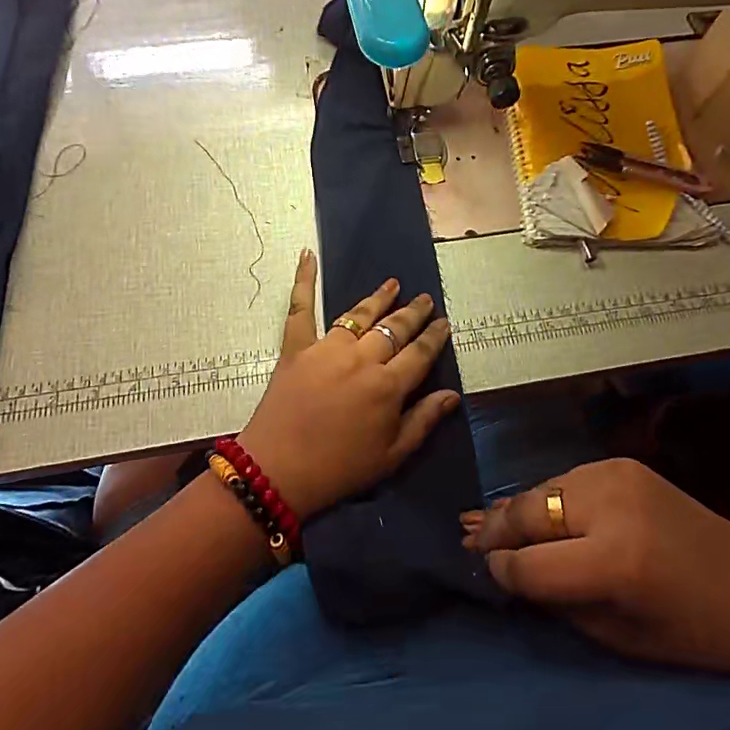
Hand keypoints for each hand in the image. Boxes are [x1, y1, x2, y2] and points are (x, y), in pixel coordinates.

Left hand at [232, 249, 458, 518]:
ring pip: (359, 314)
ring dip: (379, 298)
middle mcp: (362, 359)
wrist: (277, 473)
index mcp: (388, 386)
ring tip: (393, 284)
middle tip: (426, 299)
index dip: (435, 337)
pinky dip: (303, 281)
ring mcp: (327, 349)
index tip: (444, 322)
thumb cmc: (339, 469)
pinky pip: (300, 309)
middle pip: (394, 328)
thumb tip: (452, 393)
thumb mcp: (392, 455)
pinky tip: (307, 256)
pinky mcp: (296, 349)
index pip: (420, 353)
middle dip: (413, 313)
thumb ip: (423, 420)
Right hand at [463, 459, 729, 677]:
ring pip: (541, 488)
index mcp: (614, 560)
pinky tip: (538, 513)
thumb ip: (555, 600)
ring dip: (519, 510)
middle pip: (526, 511)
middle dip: (496, 530)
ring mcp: (616, 473)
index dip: (501, 572)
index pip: (528, 564)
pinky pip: (566, 480)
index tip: (484, 575)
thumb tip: (505, 572)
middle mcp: (609, 503)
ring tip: (493, 526)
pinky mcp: (623, 462)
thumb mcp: (618, 636)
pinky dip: (548, 498)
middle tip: (467, 540)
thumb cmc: (695, 631)